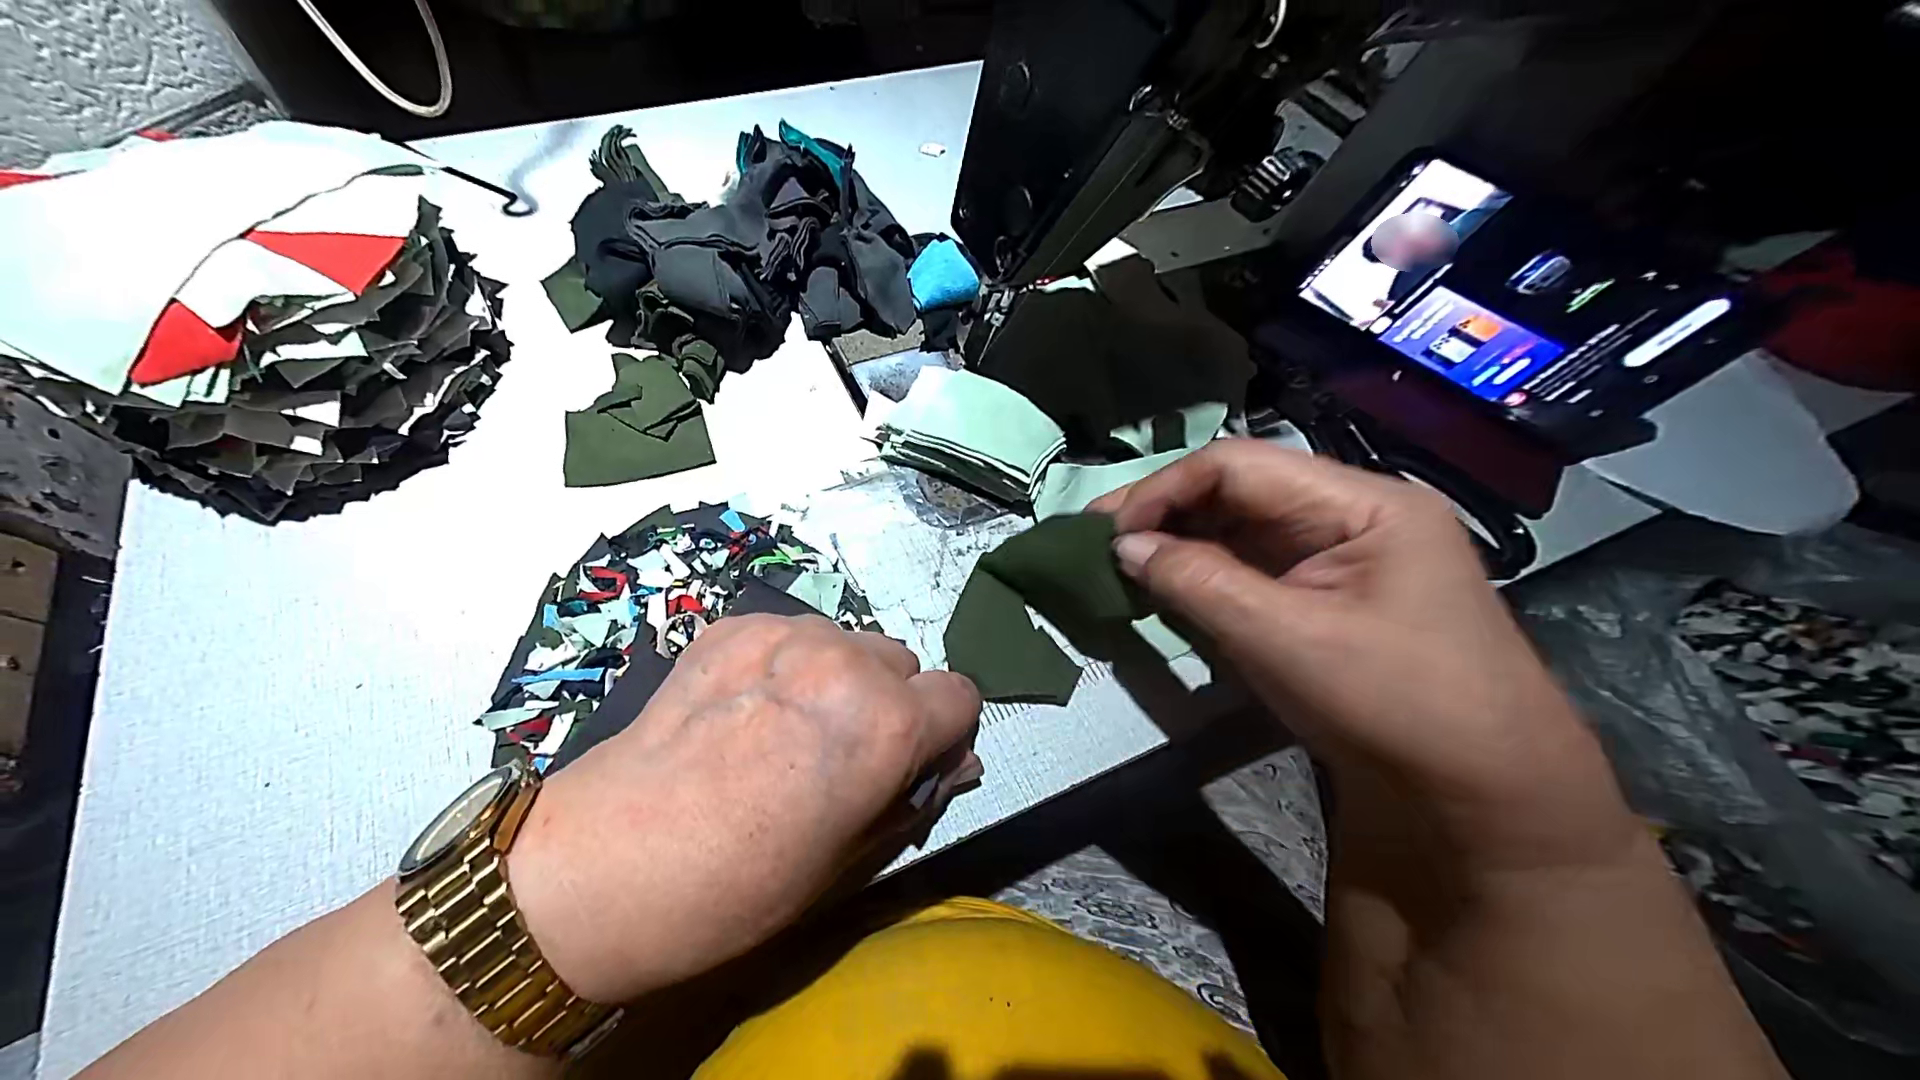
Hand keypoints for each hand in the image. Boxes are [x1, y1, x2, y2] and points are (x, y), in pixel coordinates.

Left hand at [505, 615, 981, 1003]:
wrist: (602, 866)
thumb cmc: (739, 886)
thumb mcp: (848, 857)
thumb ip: (913, 796)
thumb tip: (954, 764)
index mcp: (885, 722)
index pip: (961, 696)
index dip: (941, 732)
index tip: (911, 760)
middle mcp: (845, 662)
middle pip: (904, 664)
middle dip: (888, 702)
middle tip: (838, 752)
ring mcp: (785, 635)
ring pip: (850, 644)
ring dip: (840, 679)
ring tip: (786, 727)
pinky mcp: (735, 625)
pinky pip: (793, 635)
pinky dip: (788, 664)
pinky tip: (746, 707)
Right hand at [1089, 440, 1636, 872]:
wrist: (1482, 793)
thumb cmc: (1394, 705)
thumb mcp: (1283, 638)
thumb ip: (1196, 581)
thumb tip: (1121, 546)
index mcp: (1361, 502)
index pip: (1238, 465)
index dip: (1164, 490)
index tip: (1110, 532)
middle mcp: (1351, 511)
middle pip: (1239, 488)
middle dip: (1166, 511)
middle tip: (1101, 541)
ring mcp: (1341, 551)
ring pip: (1241, 525)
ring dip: (1182, 542)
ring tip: (1125, 564)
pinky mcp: (1329, 589)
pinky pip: (1254, 562)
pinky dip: (1207, 571)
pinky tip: (1171, 586)